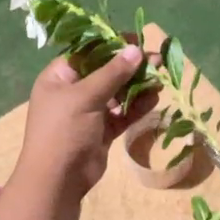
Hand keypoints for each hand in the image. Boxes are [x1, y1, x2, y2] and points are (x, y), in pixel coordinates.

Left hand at [16, 46, 152, 193]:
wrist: (58, 179)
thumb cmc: (64, 130)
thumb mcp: (85, 96)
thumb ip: (112, 73)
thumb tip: (136, 50)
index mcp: (59, 76)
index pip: (87, 52)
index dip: (111, 44)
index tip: (137, 41)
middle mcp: (73, 91)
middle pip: (105, 72)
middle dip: (130, 67)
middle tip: (157, 61)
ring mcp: (88, 112)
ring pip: (117, 93)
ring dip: (137, 87)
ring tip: (160, 80)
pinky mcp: (102, 130)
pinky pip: (122, 113)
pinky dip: (136, 107)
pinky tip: (154, 99)